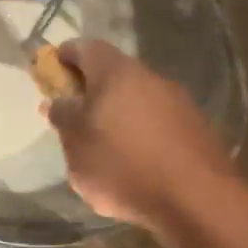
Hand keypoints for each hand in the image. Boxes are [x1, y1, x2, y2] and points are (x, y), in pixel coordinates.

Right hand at [44, 39, 241, 228]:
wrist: (197, 199)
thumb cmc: (123, 166)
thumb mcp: (76, 145)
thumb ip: (63, 118)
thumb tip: (57, 101)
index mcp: (117, 73)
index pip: (86, 48)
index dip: (65, 56)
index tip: (50, 71)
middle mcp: (150, 78)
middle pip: (114, 72)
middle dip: (91, 88)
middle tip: (73, 113)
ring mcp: (178, 101)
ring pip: (137, 97)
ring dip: (117, 111)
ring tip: (103, 143)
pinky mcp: (196, 128)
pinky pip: (157, 119)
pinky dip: (140, 130)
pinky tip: (134, 158)